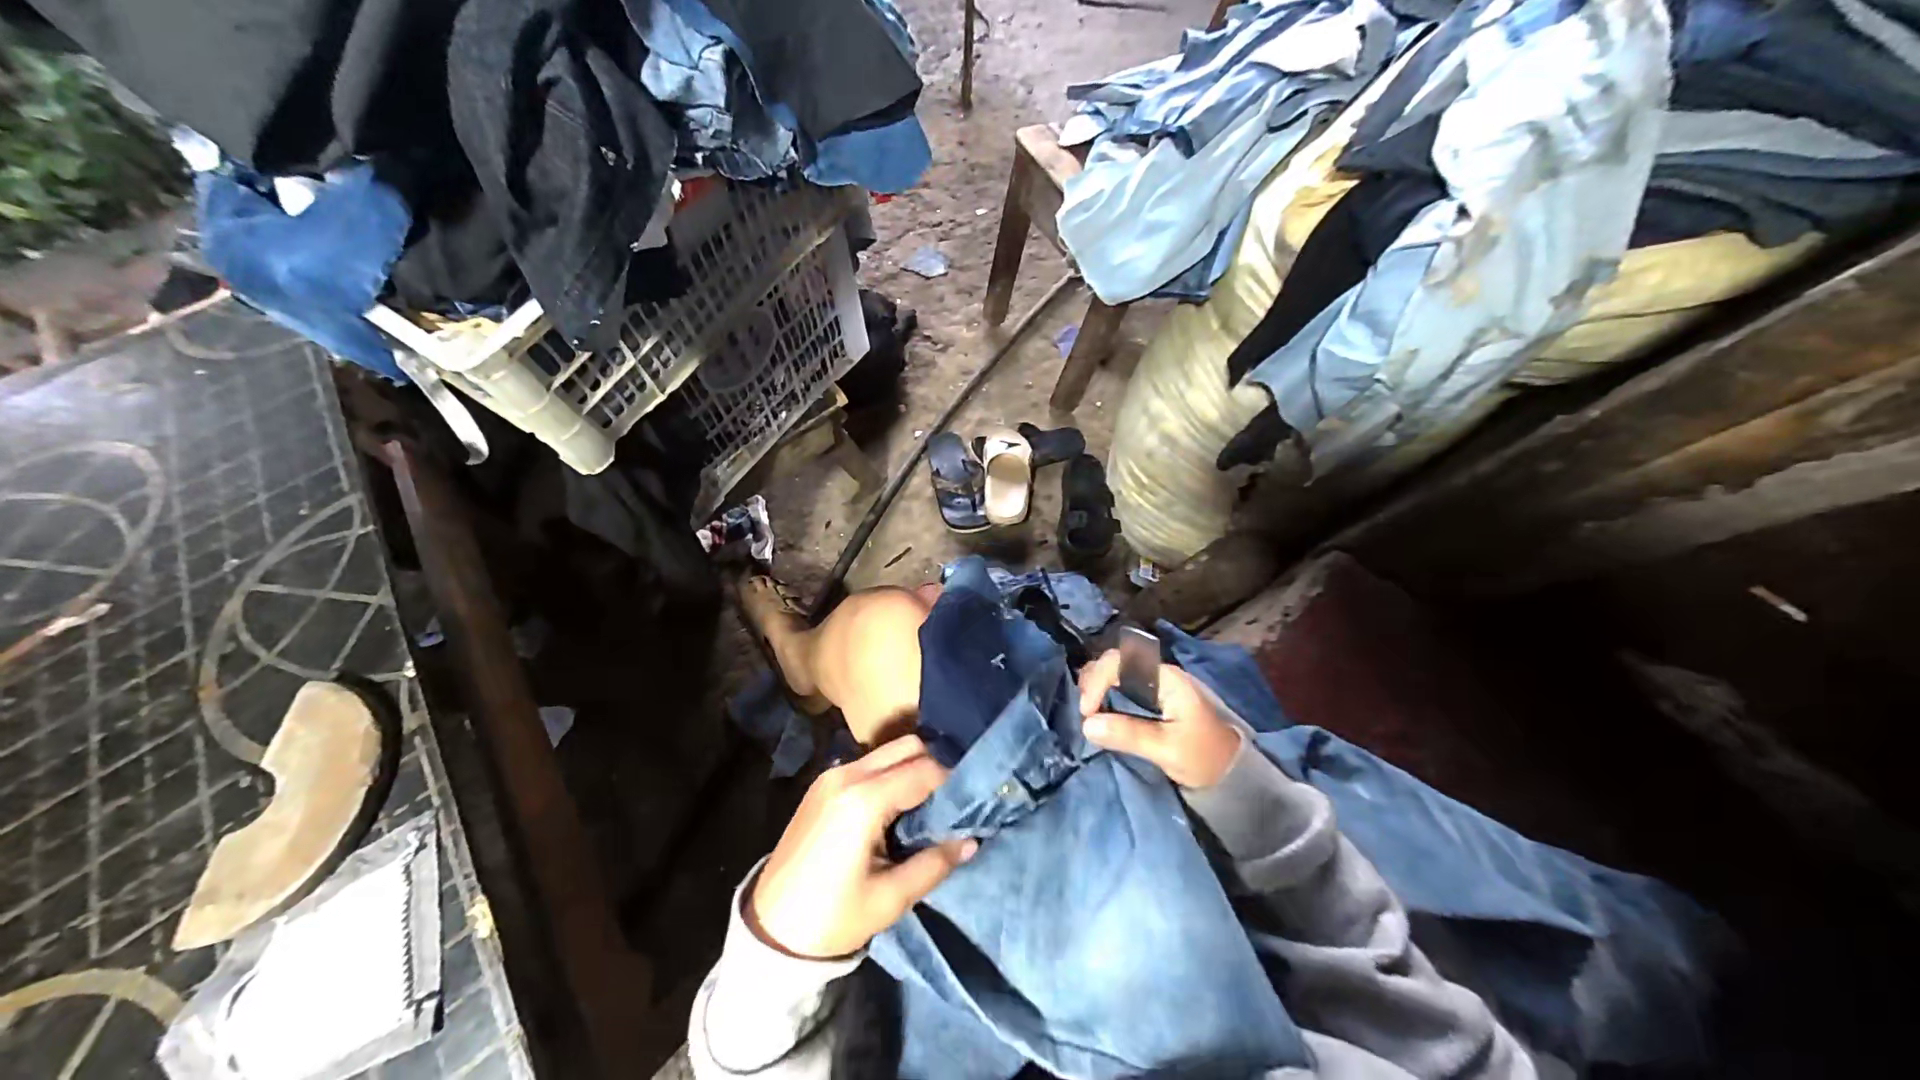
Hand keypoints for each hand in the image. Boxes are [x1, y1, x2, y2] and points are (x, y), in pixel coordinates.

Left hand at [747, 735, 977, 958]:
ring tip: (929, 806)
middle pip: (907, 747)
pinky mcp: (821, 785)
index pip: (925, 770)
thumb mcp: (890, 898)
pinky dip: (890, 775)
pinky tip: (898, 808)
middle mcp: (847, 775)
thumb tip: (972, 840)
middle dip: (935, 767)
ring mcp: (830, 777)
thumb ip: (935, 863)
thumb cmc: (832, 917)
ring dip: (912, 769)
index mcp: (864, 800)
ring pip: (887, 753)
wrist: (769, 929)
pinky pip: (868, 765)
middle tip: (953, 801)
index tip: (975, 800)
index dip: (954, 782)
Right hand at [1078, 651, 1241, 788]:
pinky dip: (1106, 693)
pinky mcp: (1153, 697)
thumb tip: (1087, 724)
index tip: (1088, 711)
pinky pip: (1122, 685)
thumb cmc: (1203, 757)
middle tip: (1085, 711)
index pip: (1122, 661)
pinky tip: (1100, 711)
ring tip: (1090, 711)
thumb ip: (1129, 734)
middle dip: (1094, 680)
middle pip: (1116, 661)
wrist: (1232, 770)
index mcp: (1167, 678)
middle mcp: (1160, 674)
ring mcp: (1157, 684)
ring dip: (1098, 685)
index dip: (1098, 680)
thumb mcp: (1167, 749)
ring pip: (1117, 671)